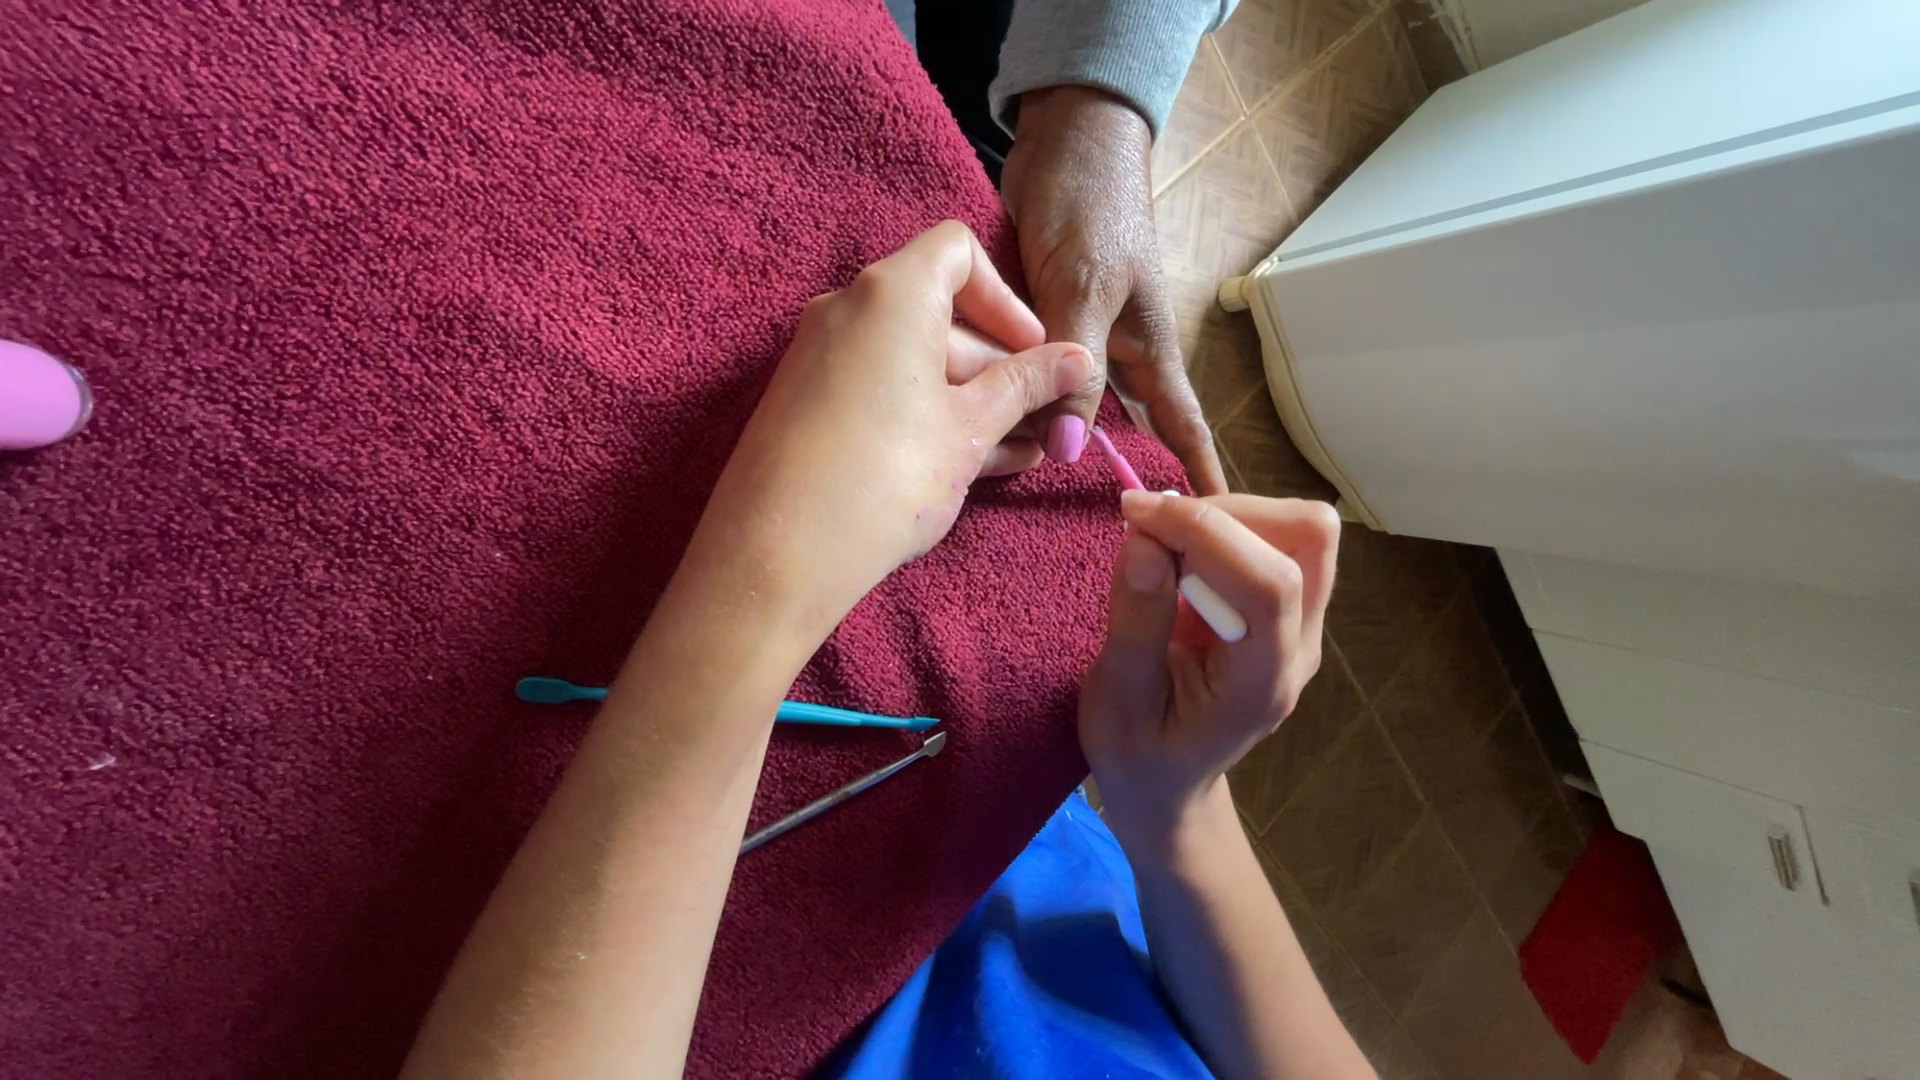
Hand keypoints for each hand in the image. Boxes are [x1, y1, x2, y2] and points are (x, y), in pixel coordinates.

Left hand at [686, 221, 1095, 635]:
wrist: (779, 553)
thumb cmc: (891, 474)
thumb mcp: (970, 428)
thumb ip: (1026, 385)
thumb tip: (1079, 359)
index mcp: (891, 292)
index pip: (958, 253)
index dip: (1007, 300)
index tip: (1035, 355)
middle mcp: (848, 310)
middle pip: (941, 317)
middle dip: (1000, 370)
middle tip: (1044, 422)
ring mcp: (822, 359)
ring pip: (915, 366)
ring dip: (972, 403)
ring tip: (1022, 453)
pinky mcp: (808, 406)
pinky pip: (883, 393)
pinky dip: (928, 417)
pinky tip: (973, 464)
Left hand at [1002, 86, 1227, 494]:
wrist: (1065, 141)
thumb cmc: (1094, 208)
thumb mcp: (1088, 291)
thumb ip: (1078, 369)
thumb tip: (1067, 451)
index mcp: (1145, 349)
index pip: (1181, 423)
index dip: (1197, 472)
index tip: (1213, 519)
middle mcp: (1112, 352)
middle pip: (1119, 425)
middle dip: (1113, 469)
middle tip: (1101, 525)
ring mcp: (1074, 338)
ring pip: (1063, 404)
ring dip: (1049, 438)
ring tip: (1030, 486)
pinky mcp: (1038, 322)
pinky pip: (1026, 375)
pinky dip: (1013, 399)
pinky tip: (992, 428)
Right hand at [1078, 492, 1340, 859]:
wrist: (1168, 782)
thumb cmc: (1138, 754)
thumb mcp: (1117, 700)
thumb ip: (1136, 621)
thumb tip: (1146, 540)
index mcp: (1262, 682)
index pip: (1268, 583)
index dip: (1204, 531)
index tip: (1134, 516)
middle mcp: (1299, 646)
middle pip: (1305, 539)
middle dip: (1221, 514)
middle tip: (1149, 531)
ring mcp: (1301, 627)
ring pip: (1300, 530)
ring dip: (1226, 515)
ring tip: (1162, 542)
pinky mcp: (1285, 610)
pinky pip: (1277, 540)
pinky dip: (1224, 526)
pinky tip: (1179, 554)